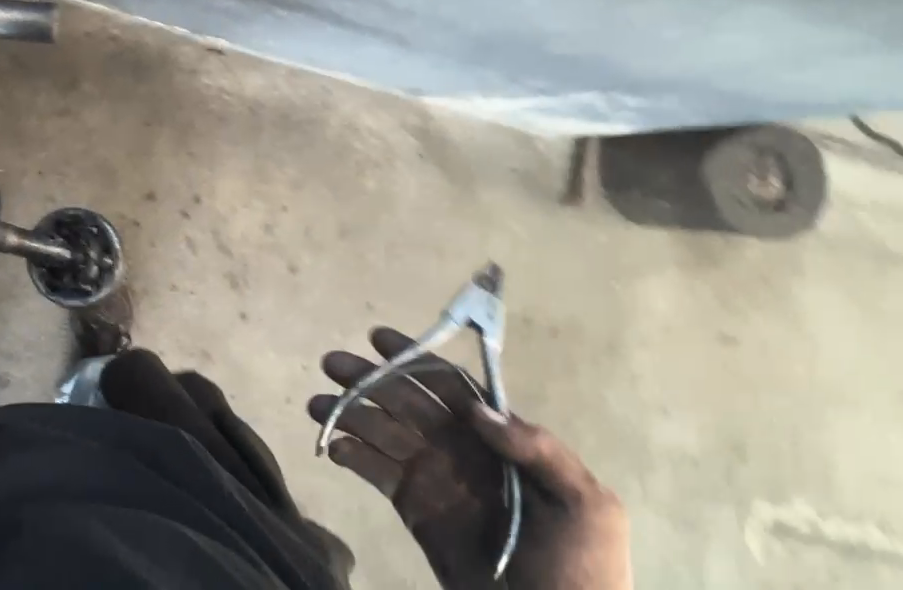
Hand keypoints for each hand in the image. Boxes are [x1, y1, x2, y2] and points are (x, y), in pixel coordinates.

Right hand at [307, 327, 630, 589]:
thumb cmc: (578, 565)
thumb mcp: (586, 505)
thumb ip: (538, 450)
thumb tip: (476, 410)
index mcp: (498, 438)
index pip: (449, 386)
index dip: (413, 358)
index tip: (377, 338)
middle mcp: (458, 447)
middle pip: (404, 399)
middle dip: (367, 378)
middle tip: (331, 363)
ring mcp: (432, 476)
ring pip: (381, 430)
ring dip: (348, 412)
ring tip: (316, 406)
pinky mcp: (411, 507)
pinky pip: (373, 470)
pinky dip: (349, 455)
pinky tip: (333, 448)